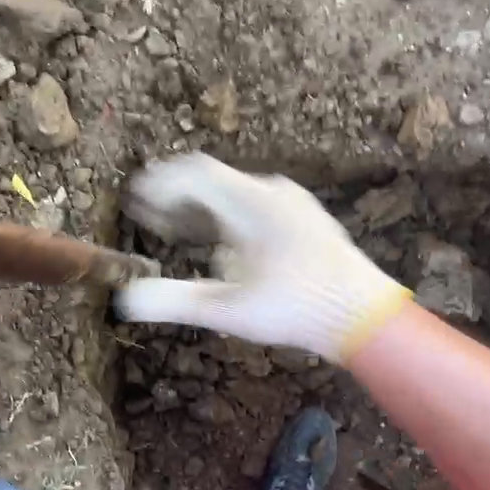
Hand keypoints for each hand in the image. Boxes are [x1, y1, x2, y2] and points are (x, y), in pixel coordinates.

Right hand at [115, 154, 411, 361]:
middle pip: (214, 183)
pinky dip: (226, 222)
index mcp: (252, 202)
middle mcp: (273, 194)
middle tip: (146, 217)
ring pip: (235, 197)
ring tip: (174, 234)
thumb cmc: (295, 308)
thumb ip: (173, 301)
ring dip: (200, 213)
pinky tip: (219, 252)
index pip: (195, 173)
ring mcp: (293, 207)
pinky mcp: (304, 224)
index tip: (134, 199)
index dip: (159, 183)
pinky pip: (255, 210)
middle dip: (175, 200)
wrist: (363, 316)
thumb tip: (126, 299)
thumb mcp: (227, 309)